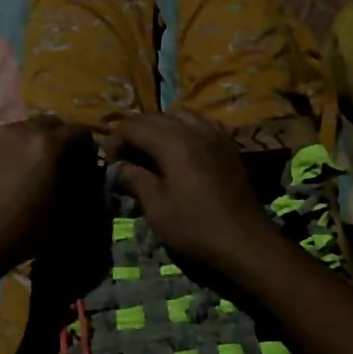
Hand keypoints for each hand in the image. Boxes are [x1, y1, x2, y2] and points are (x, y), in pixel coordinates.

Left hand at [0, 116, 95, 277]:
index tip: (86, 165)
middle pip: (50, 122)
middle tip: (60, 163)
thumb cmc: (20, 231)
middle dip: (60, 138)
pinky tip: (5, 175)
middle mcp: (19, 130)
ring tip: (31, 169)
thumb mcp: (61, 209)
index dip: (88, 148)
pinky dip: (11, 150)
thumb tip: (79, 170)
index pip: (79, 131)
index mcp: (46, 144)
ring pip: (23, 128)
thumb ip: (75, 181)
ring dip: (34, 142)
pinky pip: (0, 140)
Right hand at [106, 110, 276, 267]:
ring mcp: (215, 135)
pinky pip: (202, 122)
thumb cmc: (196, 227)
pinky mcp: (229, 145)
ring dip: (159, 124)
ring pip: (180, 114)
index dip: (115, 138)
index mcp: (173, 144)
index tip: (108, 159)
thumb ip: (136, 180)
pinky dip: (184, 126)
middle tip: (123, 152)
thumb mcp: (157, 208)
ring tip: (150, 146)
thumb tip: (121, 168)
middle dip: (134, 129)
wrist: (244, 239)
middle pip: (156, 116)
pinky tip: (181, 144)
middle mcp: (194, 130)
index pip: (134, 126)